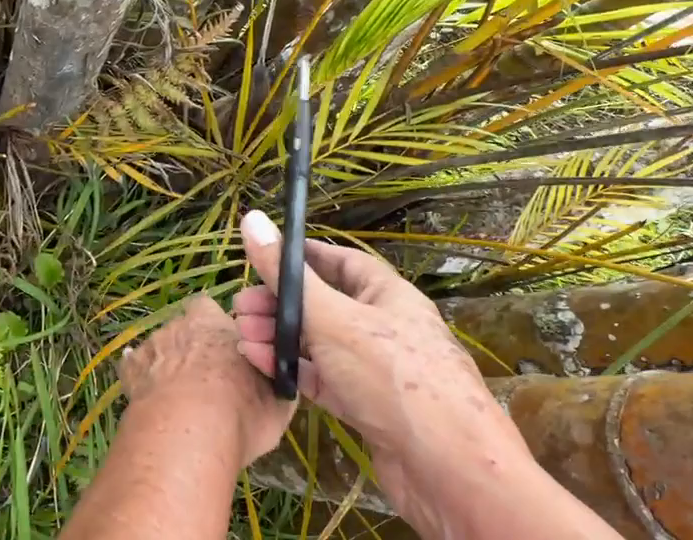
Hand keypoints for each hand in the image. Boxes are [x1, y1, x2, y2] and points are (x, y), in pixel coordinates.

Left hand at [120, 293, 294, 466]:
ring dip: (168, 364)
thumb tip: (272, 373)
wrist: (189, 429)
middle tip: (206, 378)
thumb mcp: (277, 399)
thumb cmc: (241, 410)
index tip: (223, 346)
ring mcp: (150, 345)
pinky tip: (153, 398)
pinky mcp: (130, 369)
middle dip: (191, 346)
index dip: (213, 324)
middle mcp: (177, 326)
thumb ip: (270, 377)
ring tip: (181, 397)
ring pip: (160, 348)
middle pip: (183, 329)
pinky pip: (135, 367)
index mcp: (212, 324)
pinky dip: (143, 378)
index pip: (207, 308)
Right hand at [230, 211, 532, 521]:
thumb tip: (252, 217)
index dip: (301, 256)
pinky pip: (321, 377)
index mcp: (389, 297)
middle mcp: (385, 329)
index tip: (260, 255)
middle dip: (279, 303)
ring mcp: (376, 370)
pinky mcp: (367, 406)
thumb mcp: (330, 316)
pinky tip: (259, 364)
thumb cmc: (393, 378)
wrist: (451, 473)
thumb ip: (286, 272)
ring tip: (242, 336)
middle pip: (323, 304)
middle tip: (241, 307)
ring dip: (278, 336)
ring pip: (318, 342)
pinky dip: (290, 369)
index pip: (341, 262)